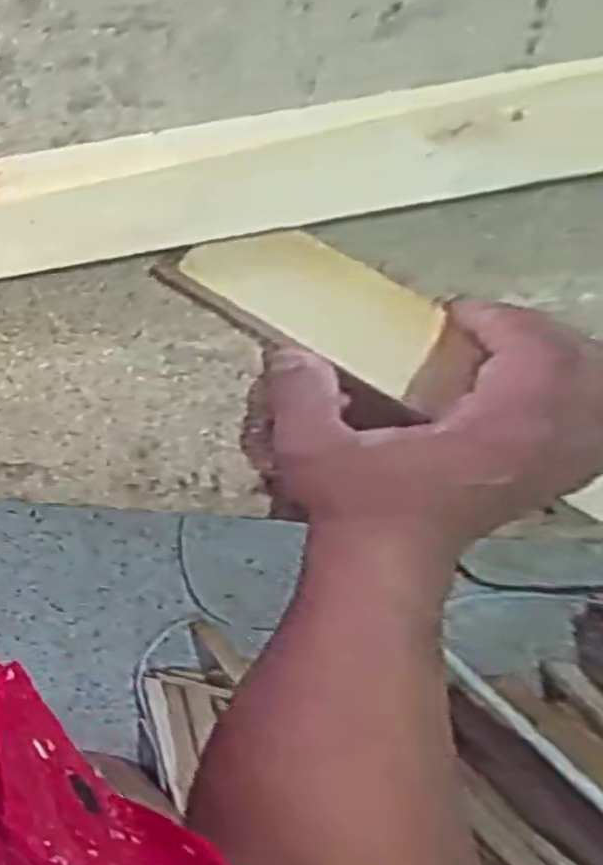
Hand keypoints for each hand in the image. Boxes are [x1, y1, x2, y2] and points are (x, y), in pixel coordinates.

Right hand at [253, 301, 602, 557]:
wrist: (383, 552)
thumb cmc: (350, 499)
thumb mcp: (308, 444)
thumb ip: (300, 394)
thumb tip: (293, 353)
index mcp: (502, 430)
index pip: (539, 356)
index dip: (504, 322)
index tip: (454, 312)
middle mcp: (550, 444)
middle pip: (584, 368)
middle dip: (538, 335)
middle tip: (482, 324)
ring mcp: (559, 463)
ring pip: (598, 395)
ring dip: (561, 362)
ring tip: (508, 351)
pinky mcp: (551, 475)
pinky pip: (592, 421)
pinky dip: (570, 396)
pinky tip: (529, 394)